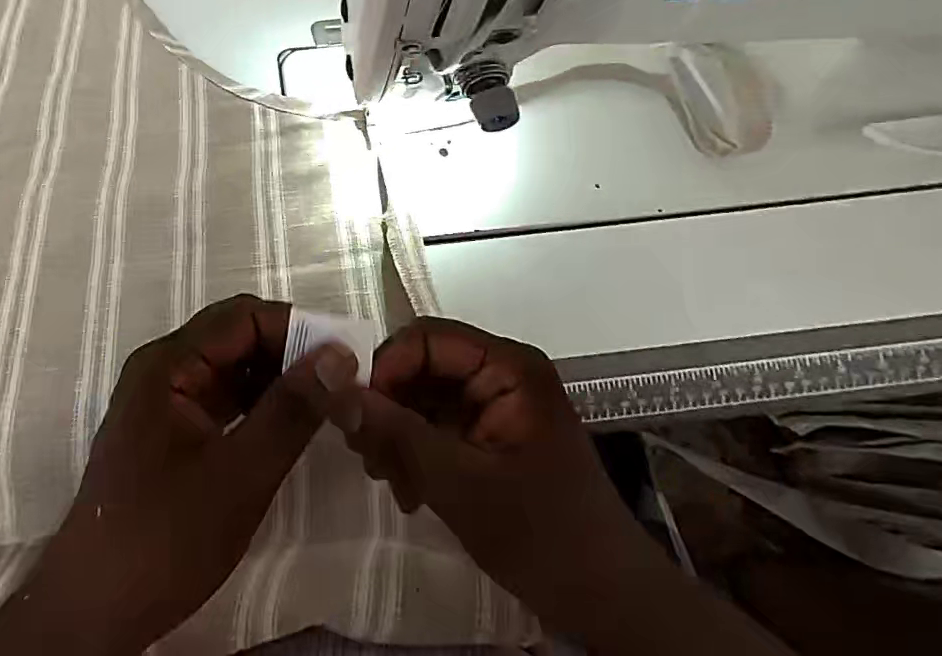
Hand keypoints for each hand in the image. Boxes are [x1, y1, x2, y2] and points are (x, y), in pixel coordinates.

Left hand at [0, 295, 355, 655]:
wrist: (95, 607)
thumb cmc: (166, 537)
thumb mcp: (241, 473)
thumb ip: (292, 410)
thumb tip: (339, 355)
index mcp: (169, 364)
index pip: (241, 317)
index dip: (295, 326)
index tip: (343, 354)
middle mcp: (163, 368)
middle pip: (234, 337)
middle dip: (288, 350)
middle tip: (340, 378)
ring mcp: (163, 398)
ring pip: (230, 367)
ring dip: (275, 377)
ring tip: (324, 399)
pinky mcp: (169, 428)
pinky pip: (220, 396)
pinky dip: (256, 402)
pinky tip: (288, 421)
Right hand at [338, 318, 641, 607]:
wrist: (607, 604)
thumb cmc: (542, 536)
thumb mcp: (459, 482)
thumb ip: (395, 431)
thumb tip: (334, 389)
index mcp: (509, 368)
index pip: (427, 338)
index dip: (386, 366)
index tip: (358, 413)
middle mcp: (501, 374)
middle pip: (421, 365)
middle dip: (387, 406)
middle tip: (366, 453)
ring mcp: (495, 404)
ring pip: (422, 396)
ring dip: (396, 433)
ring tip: (388, 478)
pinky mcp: (488, 433)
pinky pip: (435, 423)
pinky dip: (413, 450)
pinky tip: (408, 489)